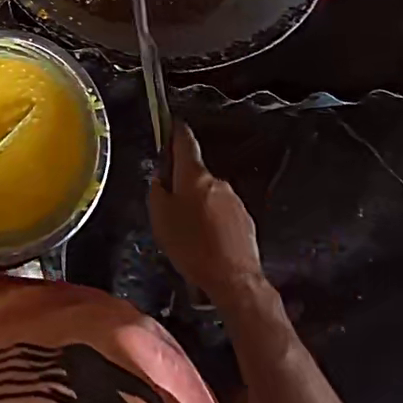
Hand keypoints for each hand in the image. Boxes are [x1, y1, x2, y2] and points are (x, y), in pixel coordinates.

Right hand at [148, 123, 267, 306]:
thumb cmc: (191, 246)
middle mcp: (217, 181)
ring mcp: (234, 200)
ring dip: (198, 207)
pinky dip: (212, 223)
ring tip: (188, 234)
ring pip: (209, 196)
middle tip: (170, 207)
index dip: (177, 132)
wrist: (234, 279)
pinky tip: (206, 244)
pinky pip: (222, 214)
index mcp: (194, 176)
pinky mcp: (245, 220)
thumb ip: (157, 192)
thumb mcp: (160, 218)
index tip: (173, 124)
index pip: (185, 143)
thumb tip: (161, 179)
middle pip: (196, 174)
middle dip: (183, 185)